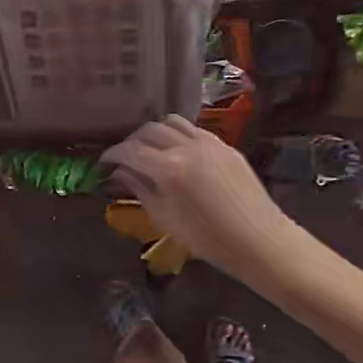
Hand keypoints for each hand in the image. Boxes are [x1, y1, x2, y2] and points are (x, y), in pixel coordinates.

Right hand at [100, 116, 293, 272]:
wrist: (259, 240)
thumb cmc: (208, 240)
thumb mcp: (165, 219)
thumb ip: (140, 189)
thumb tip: (120, 173)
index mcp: (169, 168)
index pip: (130, 151)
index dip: (112, 155)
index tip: (103, 163)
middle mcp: (187, 147)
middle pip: (149, 131)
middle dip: (131, 142)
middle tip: (123, 159)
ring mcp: (209, 142)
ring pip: (172, 123)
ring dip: (154, 133)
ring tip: (148, 150)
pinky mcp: (225, 146)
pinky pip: (193, 130)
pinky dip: (177, 135)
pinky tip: (176, 152)